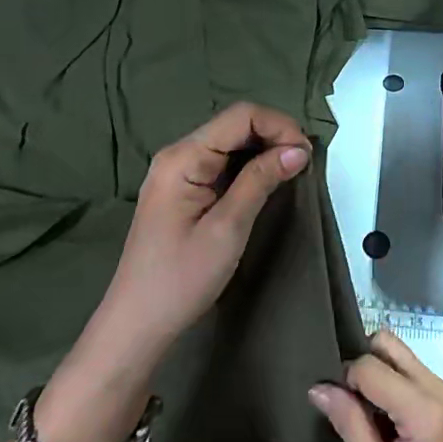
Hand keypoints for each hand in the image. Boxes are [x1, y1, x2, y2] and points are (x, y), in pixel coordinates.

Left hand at [97, 102, 312, 356]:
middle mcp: (178, 154)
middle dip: (274, 135)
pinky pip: (222, 162)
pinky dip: (250, 165)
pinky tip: (267, 181)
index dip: (278, 125)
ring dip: (265, 150)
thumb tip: (298, 150)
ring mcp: (178, 171)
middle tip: (303, 165)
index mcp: (183, 157)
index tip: (305, 155)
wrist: (136, 326)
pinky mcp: (183, 189)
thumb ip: (261, 181)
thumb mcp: (228, 228)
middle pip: (235, 124)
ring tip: (291, 172)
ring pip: (231, 142)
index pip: (240, 115)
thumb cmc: (181, 279)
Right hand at [310, 330, 442, 441]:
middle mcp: (439, 387)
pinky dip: (388, 382)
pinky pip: (408, 370)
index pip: (371, 366)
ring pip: (398, 353)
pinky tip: (381, 417)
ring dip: (375, 374)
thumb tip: (318, 387)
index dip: (345, 382)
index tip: (335, 410)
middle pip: (387, 344)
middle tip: (348, 406)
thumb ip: (351, 427)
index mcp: (425, 408)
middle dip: (361, 366)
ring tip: (363, 415)